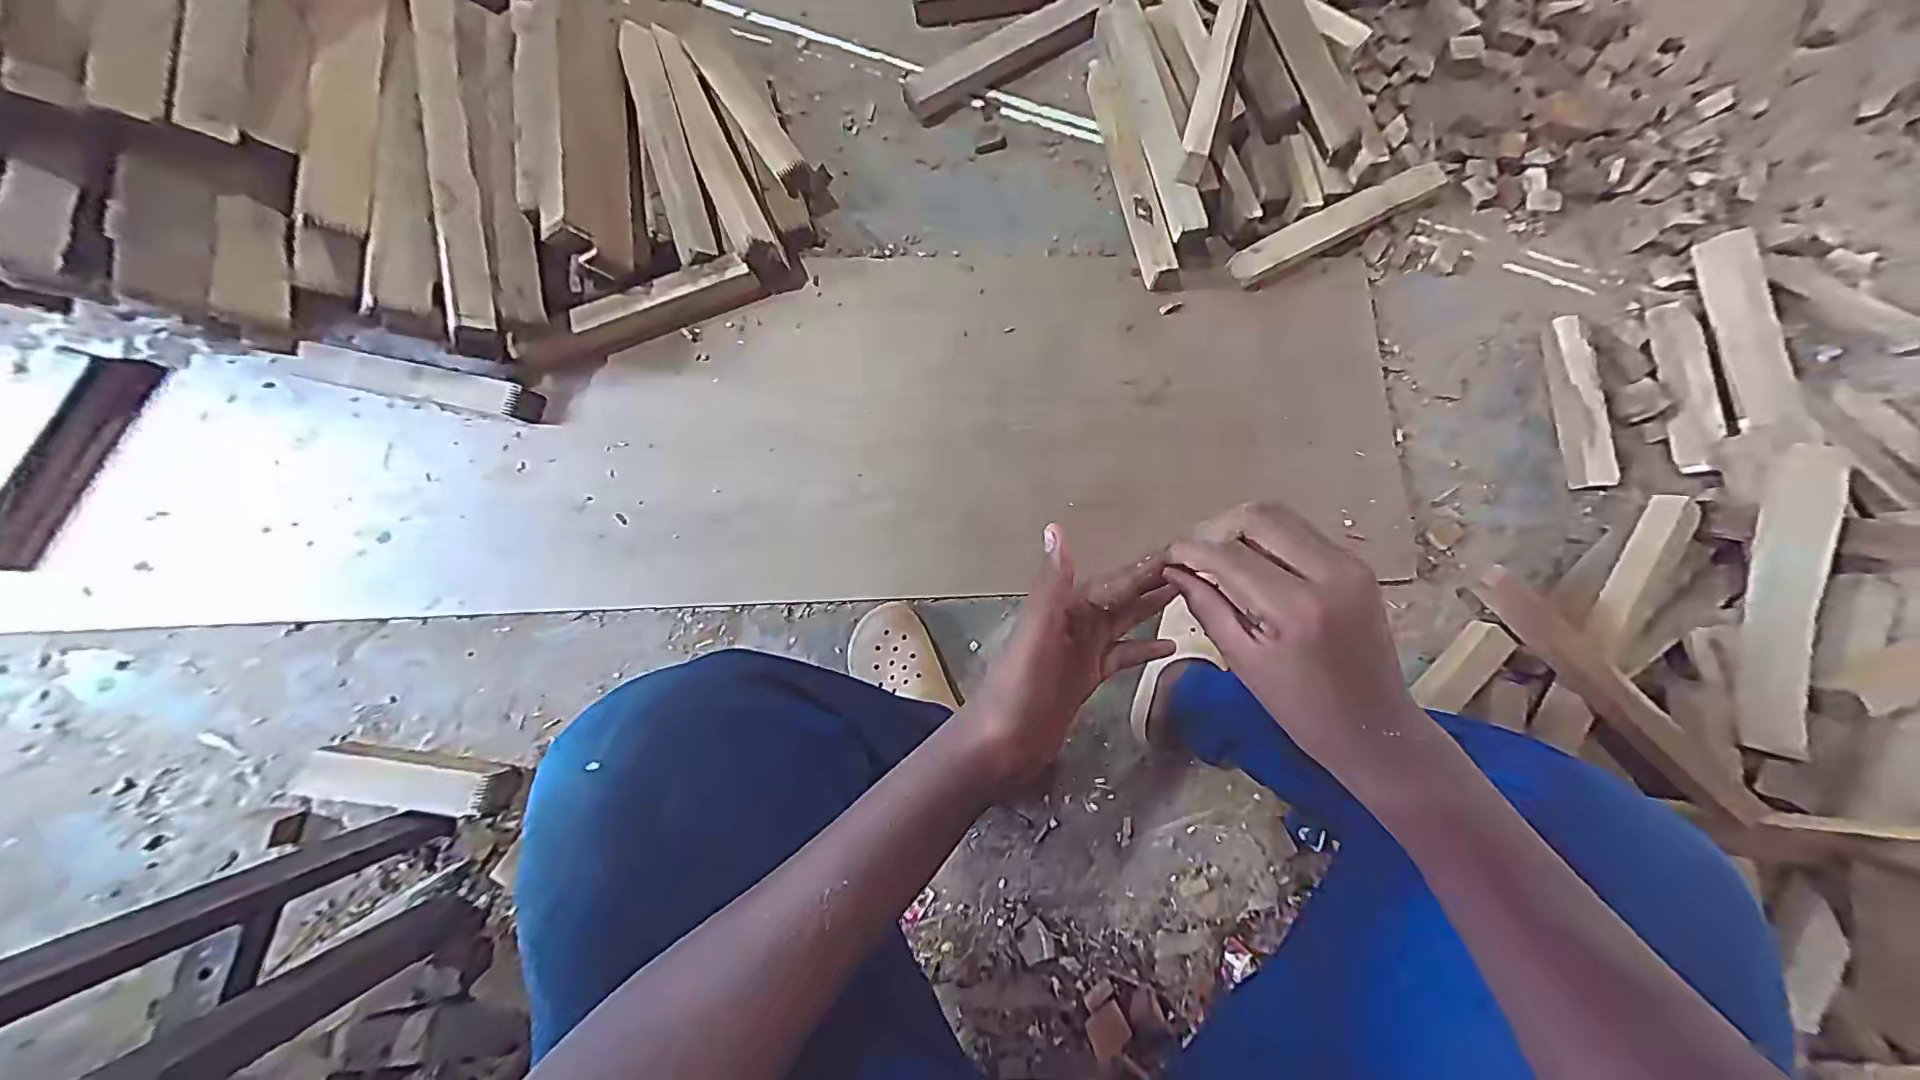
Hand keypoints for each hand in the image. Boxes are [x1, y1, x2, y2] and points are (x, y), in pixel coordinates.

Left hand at [961, 524, 1176, 791]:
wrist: (1003, 742)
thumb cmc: (1018, 686)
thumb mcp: (1035, 631)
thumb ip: (1051, 584)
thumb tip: (1054, 528)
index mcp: (1065, 607)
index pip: (1114, 581)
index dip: (1146, 567)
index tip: (1184, 549)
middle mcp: (1075, 623)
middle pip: (1122, 597)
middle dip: (1156, 582)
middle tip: (1198, 567)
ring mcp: (1083, 651)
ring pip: (1124, 621)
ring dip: (1152, 608)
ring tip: (1190, 595)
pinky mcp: (1088, 677)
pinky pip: (1122, 655)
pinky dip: (1144, 649)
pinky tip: (1171, 646)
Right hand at [1166, 502, 1427, 765]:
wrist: (1375, 729)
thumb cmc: (1301, 709)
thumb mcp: (1242, 660)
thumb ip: (1206, 605)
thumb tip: (1175, 570)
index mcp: (1296, 607)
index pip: (1228, 554)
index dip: (1189, 550)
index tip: (1168, 558)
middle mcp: (1329, 573)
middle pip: (1258, 517)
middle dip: (1215, 529)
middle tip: (1193, 556)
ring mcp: (1349, 565)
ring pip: (1281, 518)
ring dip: (1241, 531)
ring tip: (1218, 559)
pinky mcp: (1356, 566)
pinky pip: (1300, 535)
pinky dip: (1266, 541)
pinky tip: (1250, 567)